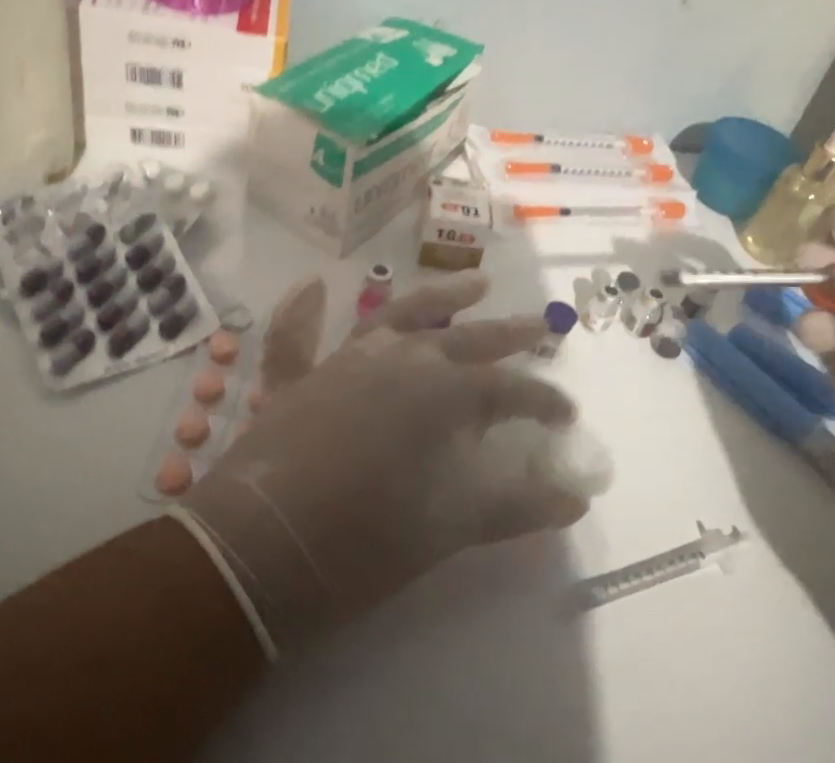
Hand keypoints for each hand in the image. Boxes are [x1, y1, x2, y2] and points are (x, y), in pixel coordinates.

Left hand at [168, 271, 591, 657]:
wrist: (259, 550)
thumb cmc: (364, 542)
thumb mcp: (449, 529)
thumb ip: (514, 508)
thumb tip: (575, 501)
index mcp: (444, 393)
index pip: (511, 391)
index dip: (544, 403)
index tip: (567, 416)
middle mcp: (402, 360)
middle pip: (469, 338)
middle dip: (511, 333)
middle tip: (543, 326)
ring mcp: (349, 361)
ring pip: (403, 314)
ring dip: (443, 297)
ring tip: (476, 284)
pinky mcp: (304, 376)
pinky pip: (301, 333)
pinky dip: (306, 311)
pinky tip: (312, 285)